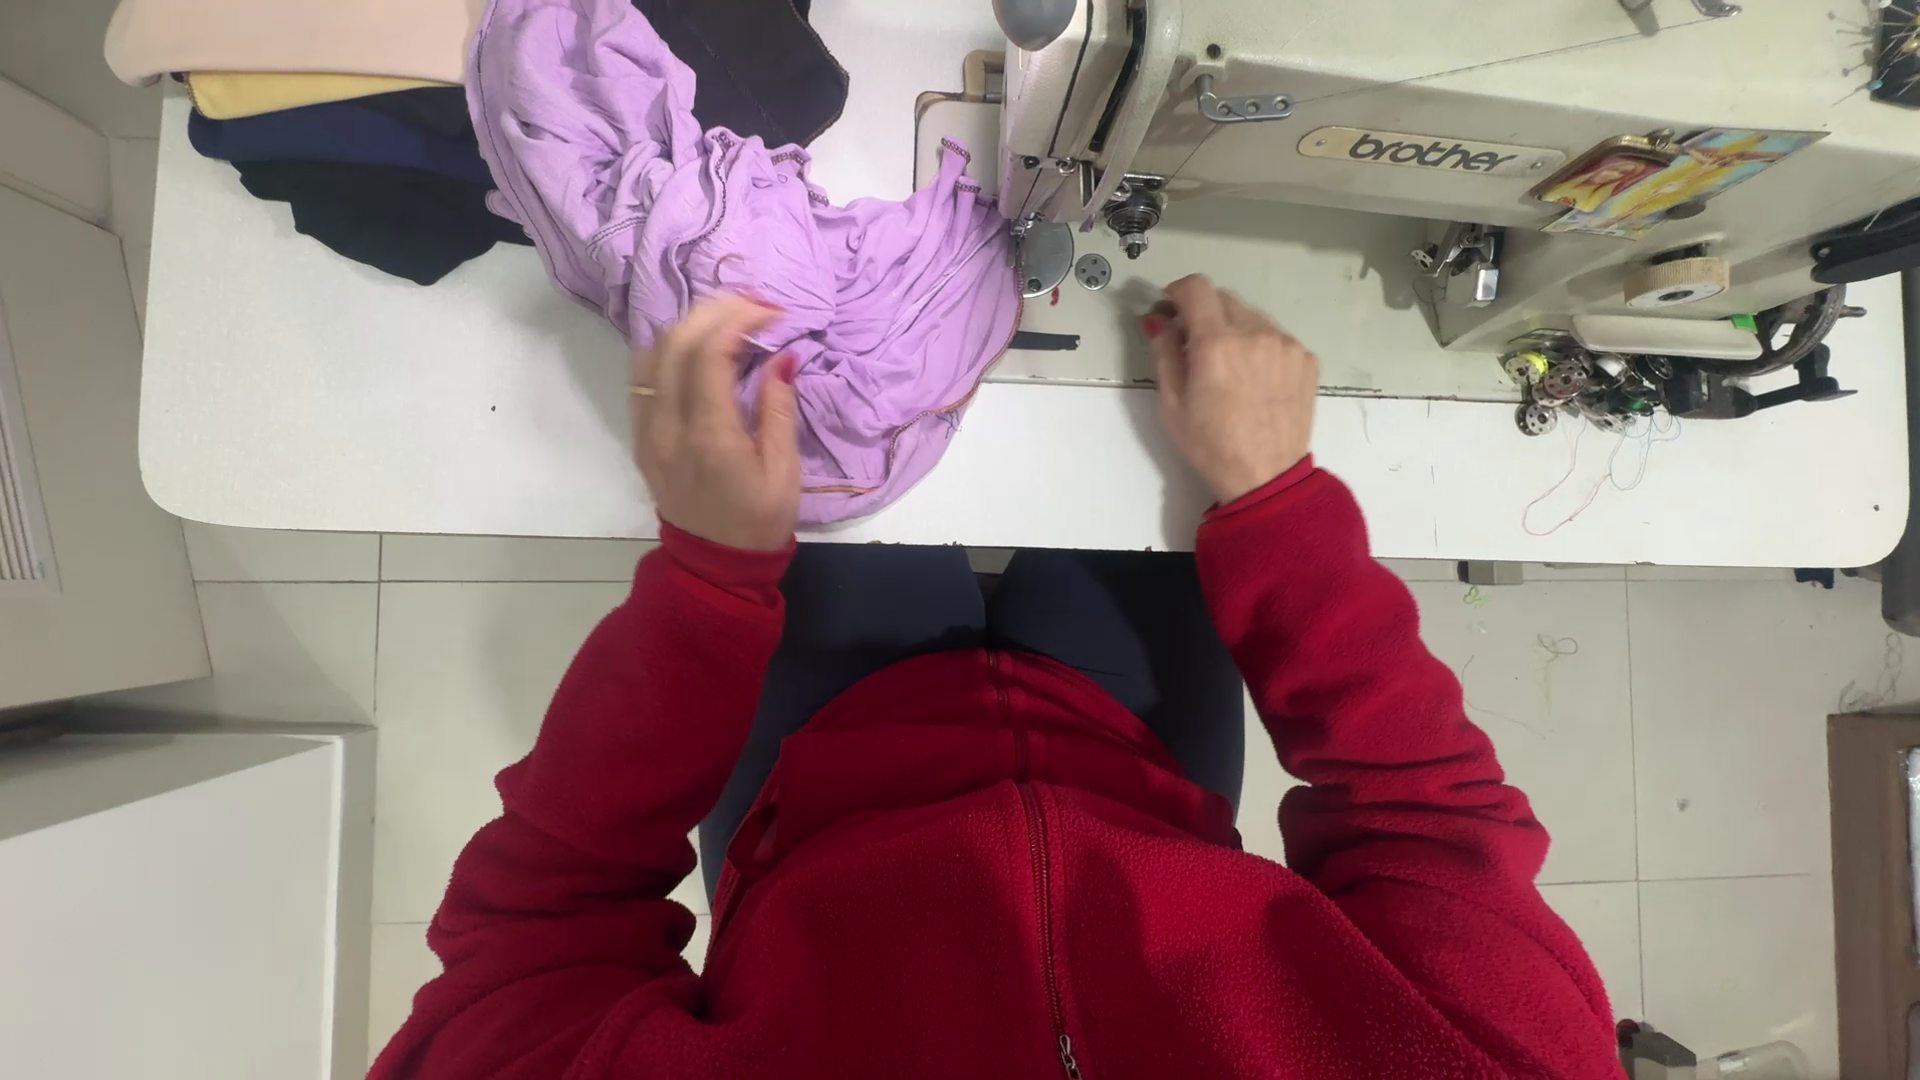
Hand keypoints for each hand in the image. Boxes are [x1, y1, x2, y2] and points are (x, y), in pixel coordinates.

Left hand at [632, 294, 800, 550]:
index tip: (773, 312)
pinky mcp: (641, 435)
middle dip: (715, 310)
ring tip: (727, 322)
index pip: (710, 354)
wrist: (713, 563)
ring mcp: (647, 430)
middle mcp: (668, 427)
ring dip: (689, 326)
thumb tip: (782, 358)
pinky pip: (645, 376)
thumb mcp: (785, 471)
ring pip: (652, 353)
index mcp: (710, 438)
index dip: (740, 319)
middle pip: (676, 342)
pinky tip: (699, 349)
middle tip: (753, 305)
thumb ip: (780, 410)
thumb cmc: (759, 520)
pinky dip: (671, 349)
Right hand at [1143, 274, 1318, 503]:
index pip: (1196, 288)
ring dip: (1233, 328)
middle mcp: (1256, 332)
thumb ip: (1164, 354)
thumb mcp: (1172, 404)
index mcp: (1217, 343)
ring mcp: (1286, 343)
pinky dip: (1258, 345)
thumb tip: (1157, 321)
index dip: (1177, 291)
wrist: (1266, 477)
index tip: (1169, 308)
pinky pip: (1275, 336)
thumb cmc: (1209, 446)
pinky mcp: (1306, 358)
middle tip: (1193, 344)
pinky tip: (1253, 379)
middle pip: (1224, 298)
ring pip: (1252, 315)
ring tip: (1227, 367)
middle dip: (1203, 312)